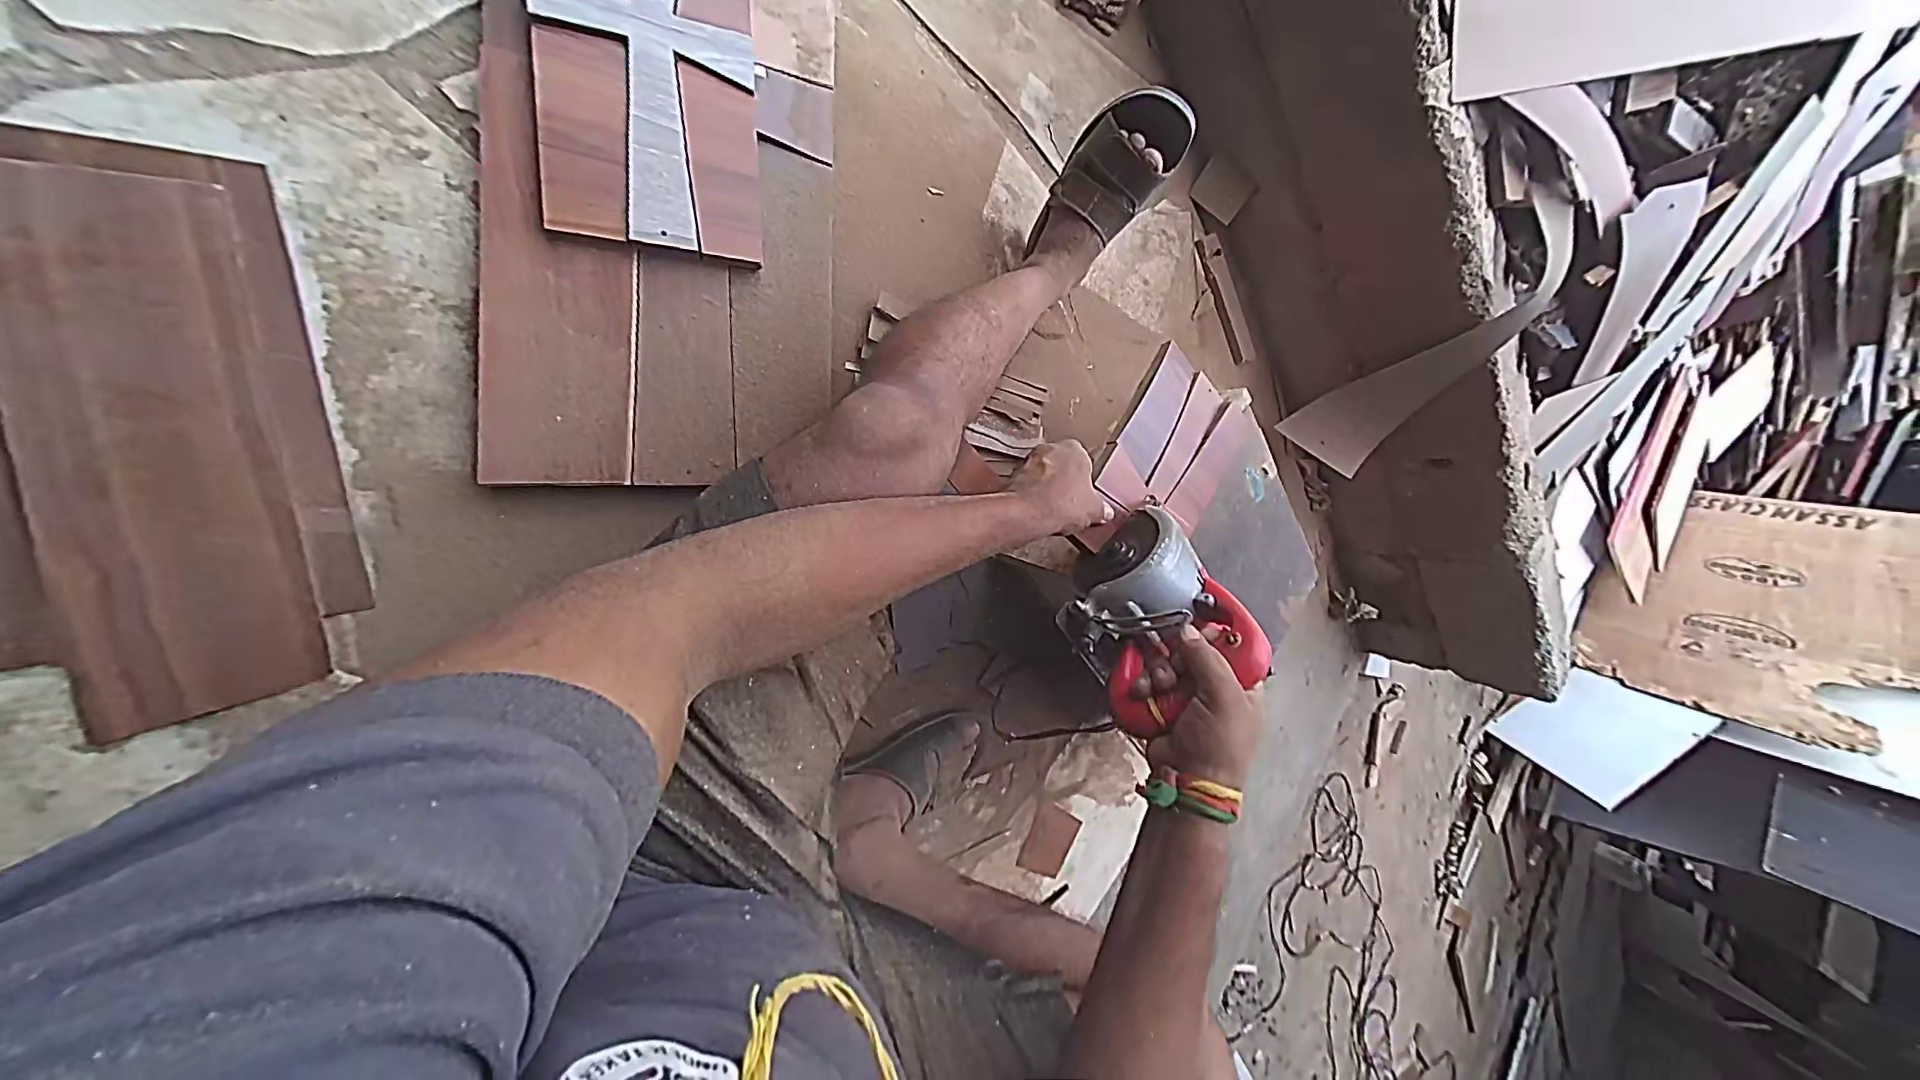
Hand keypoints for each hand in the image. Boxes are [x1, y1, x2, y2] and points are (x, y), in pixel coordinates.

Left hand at [1007, 440, 1114, 533]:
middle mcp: (1049, 448)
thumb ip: (1102, 509)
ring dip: (1045, 488)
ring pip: (1041, 474)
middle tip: (1068, 502)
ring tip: (1051, 509)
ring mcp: (1028, 461)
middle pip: (1060, 465)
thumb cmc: (1059, 503)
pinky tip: (1036, 512)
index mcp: (1074, 449)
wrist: (1027, 514)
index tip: (1084, 495)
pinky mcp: (1012, 476)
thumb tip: (1104, 512)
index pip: (1084, 461)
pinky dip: (1030, 496)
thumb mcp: (1093, 510)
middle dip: (1063, 481)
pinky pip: (1025, 485)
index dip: (1085, 481)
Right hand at [1139, 624, 1261, 790]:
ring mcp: (1186, 693)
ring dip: (1158, 672)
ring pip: (1166, 662)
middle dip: (1177, 656)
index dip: (1212, 632)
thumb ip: (1208, 659)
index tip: (1195, 625)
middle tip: (1175, 668)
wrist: (1186, 782)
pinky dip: (1144, 684)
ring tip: (1160, 688)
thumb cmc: (1220, 750)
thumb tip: (1189, 631)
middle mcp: (1214, 684)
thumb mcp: (1224, 698)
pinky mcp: (1162, 702)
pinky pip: (1148, 679)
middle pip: (1191, 649)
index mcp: (1242, 682)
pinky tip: (1146, 694)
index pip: (1230, 642)